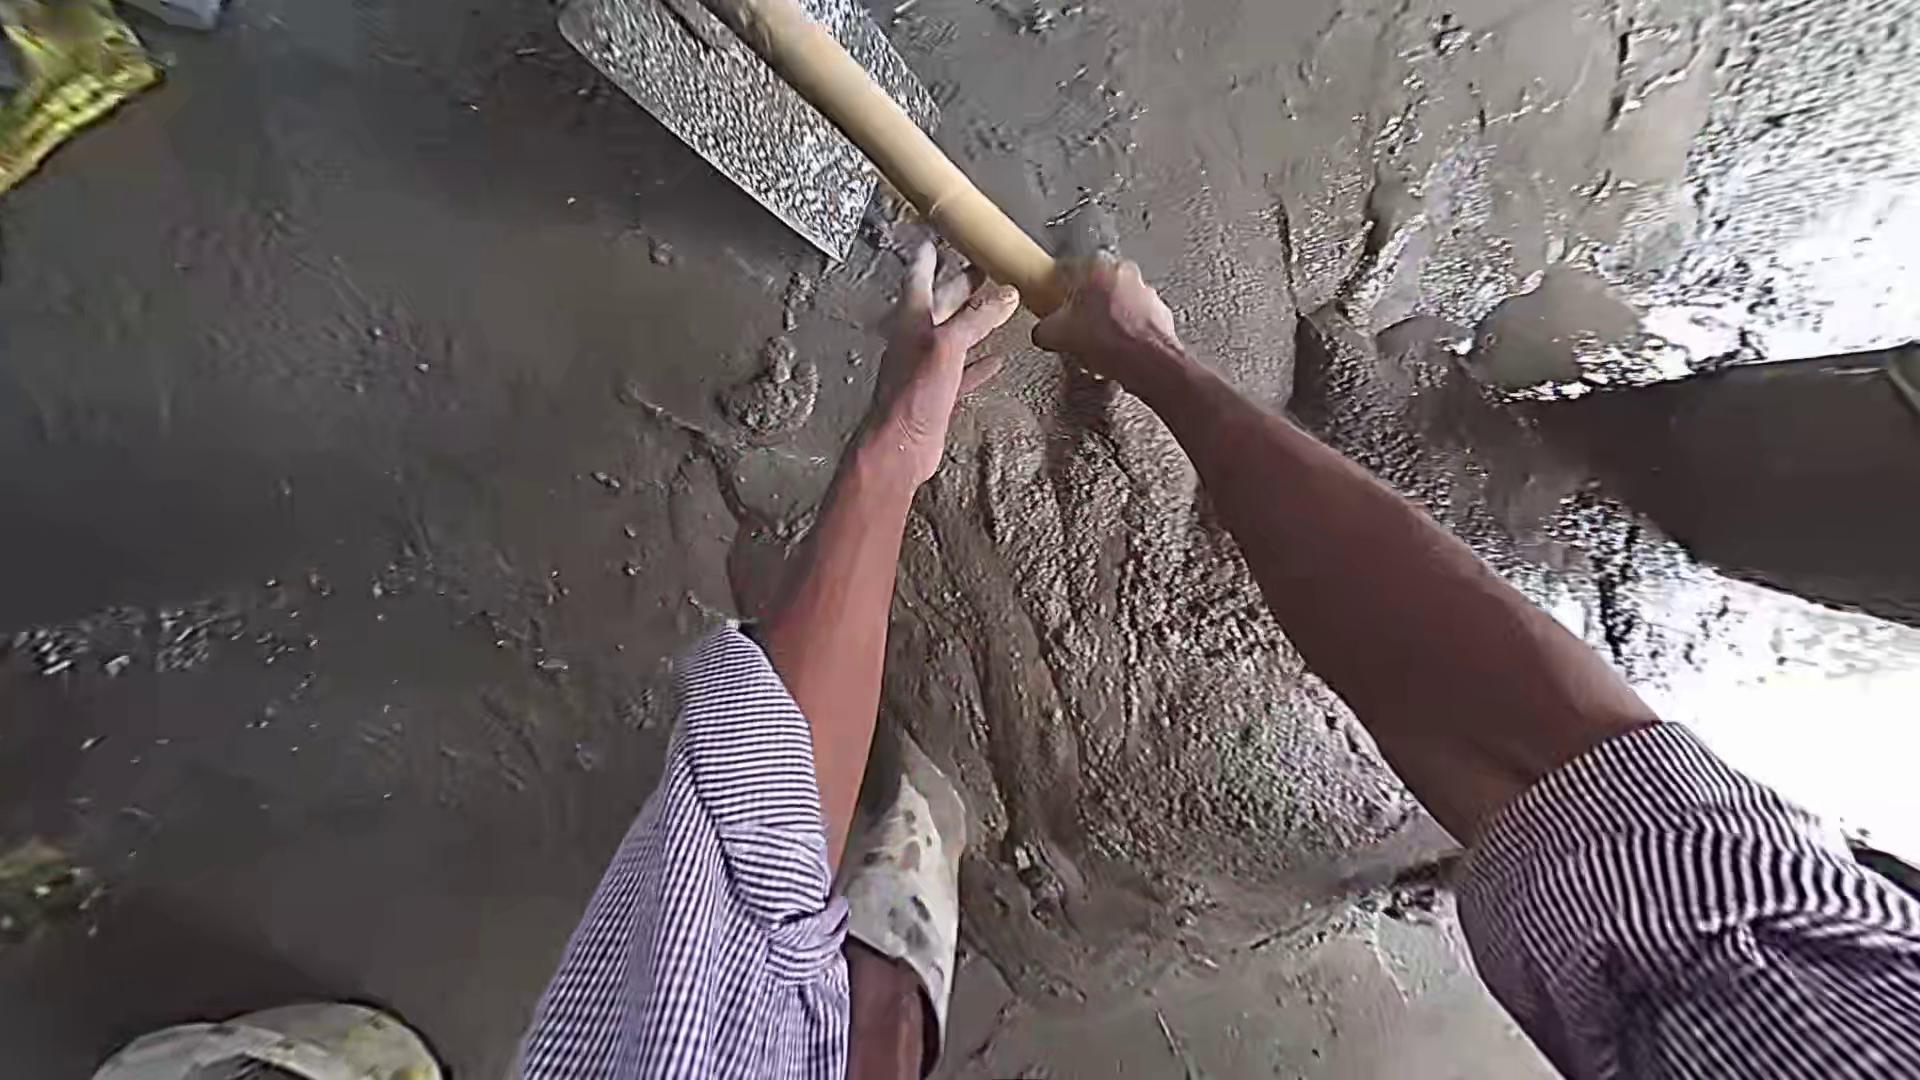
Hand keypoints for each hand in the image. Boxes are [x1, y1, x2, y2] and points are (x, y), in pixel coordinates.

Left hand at [859, 242, 1019, 487]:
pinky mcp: (938, 394)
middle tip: (980, 268)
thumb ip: (976, 319)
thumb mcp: (947, 346)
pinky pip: (962, 372)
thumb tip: (1007, 294)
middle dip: (959, 284)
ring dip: (973, 321)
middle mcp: (917, 340)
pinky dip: (978, 363)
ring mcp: (927, 368)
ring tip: (996, 306)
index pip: (919, 278)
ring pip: (953, 336)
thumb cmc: (914, 394)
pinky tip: (996, 360)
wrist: (900, 446)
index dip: (927, 256)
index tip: (936, 236)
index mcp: (912, 320)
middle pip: (940, 304)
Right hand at [1031, 253, 1181, 385]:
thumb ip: (1043, 329)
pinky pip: (1134, 320)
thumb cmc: (1108, 341)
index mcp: (1095, 266)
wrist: (1145, 361)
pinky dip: (1125, 333)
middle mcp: (1123, 272)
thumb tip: (1042, 333)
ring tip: (1096, 345)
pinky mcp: (1158, 311)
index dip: (1055, 290)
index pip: (1066, 270)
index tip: (1052, 301)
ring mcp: (1144, 290)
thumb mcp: (1055, 335)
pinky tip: (1116, 351)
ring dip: (1106, 320)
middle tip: (1075, 329)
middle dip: (1084, 308)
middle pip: (1094, 287)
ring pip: (1116, 303)